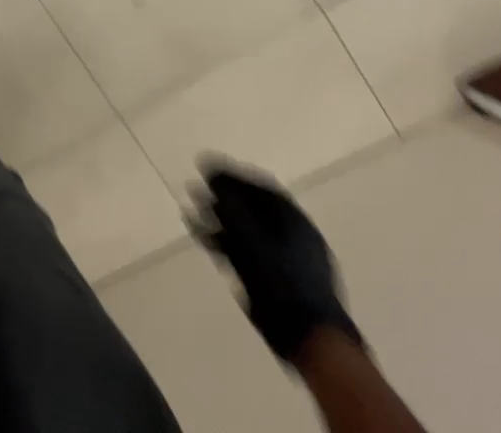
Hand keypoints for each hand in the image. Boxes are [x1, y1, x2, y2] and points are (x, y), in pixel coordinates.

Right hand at [191, 162, 360, 363]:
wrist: (308, 335)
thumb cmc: (282, 282)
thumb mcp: (252, 240)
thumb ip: (232, 208)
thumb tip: (214, 177)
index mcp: (293, 221)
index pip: (261, 186)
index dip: (232, 173)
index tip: (204, 165)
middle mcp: (291, 234)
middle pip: (253, 206)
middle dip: (223, 195)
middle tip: (195, 187)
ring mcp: (284, 256)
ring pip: (247, 228)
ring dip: (220, 217)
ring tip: (192, 211)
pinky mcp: (274, 274)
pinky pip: (245, 248)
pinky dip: (224, 239)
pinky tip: (203, 238)